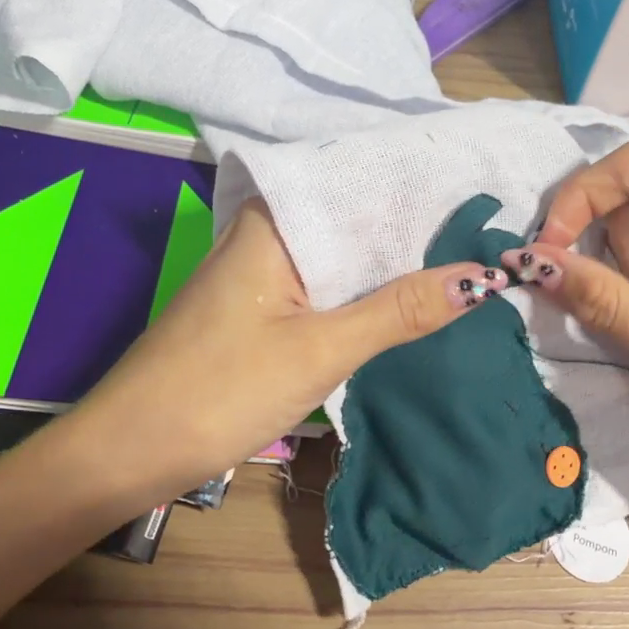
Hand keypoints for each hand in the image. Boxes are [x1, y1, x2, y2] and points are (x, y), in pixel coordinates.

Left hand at [72, 199, 509, 495]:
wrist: (129, 450)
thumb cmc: (219, 391)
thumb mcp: (320, 351)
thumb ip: (400, 310)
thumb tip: (482, 277)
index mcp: (276, 216)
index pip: (365, 177)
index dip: (427, 180)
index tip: (491, 180)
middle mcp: (270, 226)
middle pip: (359, 212)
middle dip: (422, 221)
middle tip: (500, 219)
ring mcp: (266, 264)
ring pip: (347, 248)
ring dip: (400, 254)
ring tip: (477, 247)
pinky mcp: (265, 299)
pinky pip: (330, 277)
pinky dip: (371, 283)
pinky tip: (415, 289)